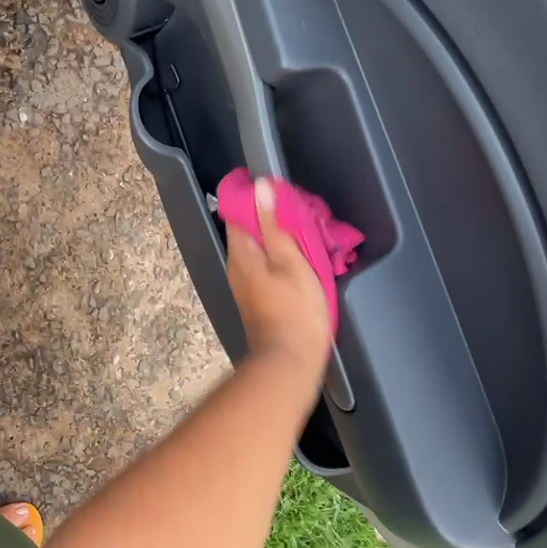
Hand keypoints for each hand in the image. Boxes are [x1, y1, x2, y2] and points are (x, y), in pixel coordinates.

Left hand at [224, 178, 332, 375]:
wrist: (290, 360)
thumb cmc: (295, 310)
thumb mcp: (290, 260)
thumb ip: (274, 223)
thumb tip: (260, 187)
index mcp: (241, 253)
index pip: (238, 211)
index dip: (256, 197)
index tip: (280, 191)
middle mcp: (237, 266)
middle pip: (251, 230)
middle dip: (273, 217)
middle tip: (302, 210)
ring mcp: (247, 283)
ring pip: (261, 248)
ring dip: (282, 237)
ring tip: (309, 231)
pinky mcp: (259, 296)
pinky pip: (268, 265)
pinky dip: (283, 256)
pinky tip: (305, 257)